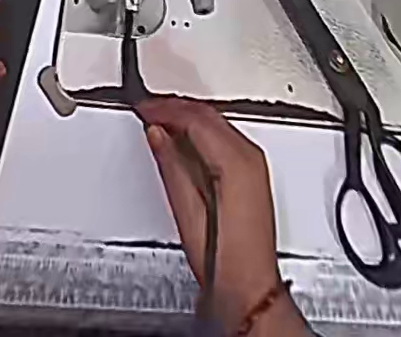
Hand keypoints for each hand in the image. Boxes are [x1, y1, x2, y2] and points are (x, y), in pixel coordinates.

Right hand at [138, 98, 302, 333]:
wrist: (252, 293)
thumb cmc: (226, 264)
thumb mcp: (188, 215)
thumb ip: (172, 167)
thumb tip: (158, 133)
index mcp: (237, 163)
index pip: (196, 119)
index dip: (166, 110)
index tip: (145, 109)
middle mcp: (250, 157)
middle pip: (207, 114)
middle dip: (174, 108)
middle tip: (148, 109)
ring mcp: (254, 162)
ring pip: (215, 120)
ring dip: (186, 115)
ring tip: (159, 118)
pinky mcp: (253, 170)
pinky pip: (222, 133)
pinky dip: (199, 128)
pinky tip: (181, 133)